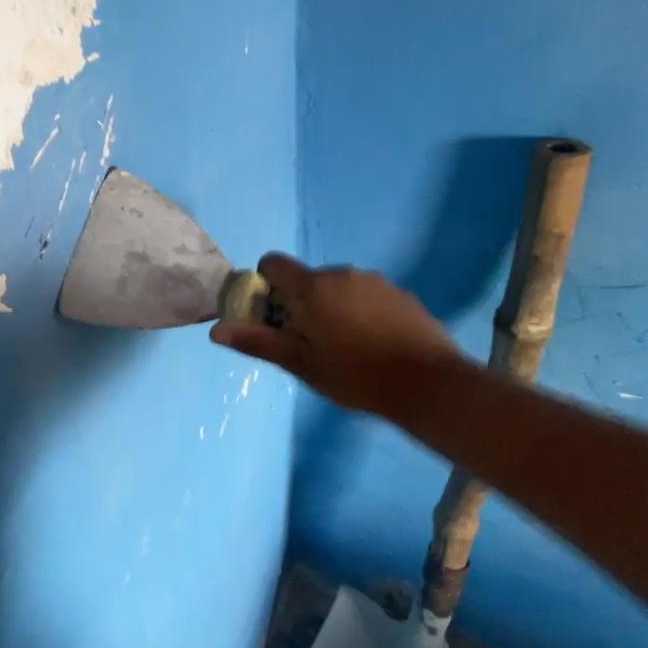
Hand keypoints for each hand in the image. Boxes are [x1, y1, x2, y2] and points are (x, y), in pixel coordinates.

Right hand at [210, 252, 463, 415]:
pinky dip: (361, 313)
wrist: (431, 385)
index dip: (265, 285)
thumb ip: (258, 342)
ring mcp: (376, 282)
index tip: (273, 316)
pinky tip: (374, 346)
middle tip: (308, 342)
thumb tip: (216, 331)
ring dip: (332, 308)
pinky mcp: (403, 295)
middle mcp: (342, 274)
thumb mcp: (300, 364)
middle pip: (306, 279)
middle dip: (300, 303)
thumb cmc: (355, 374)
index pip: (272, 262)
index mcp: (312, 286)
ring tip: (345, 348)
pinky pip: (367, 297)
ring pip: (338, 288)